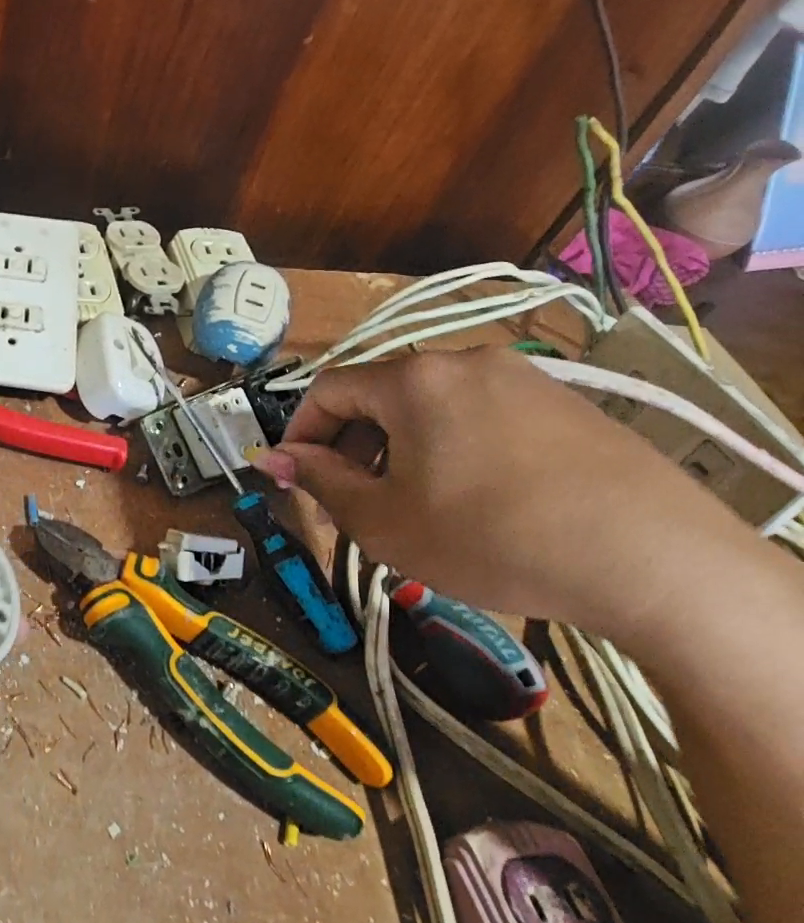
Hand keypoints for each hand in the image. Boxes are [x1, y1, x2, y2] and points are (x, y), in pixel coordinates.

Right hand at [248, 348, 763, 635]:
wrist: (651, 560)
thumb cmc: (489, 536)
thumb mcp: (382, 519)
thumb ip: (318, 480)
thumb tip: (271, 457)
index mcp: (413, 380)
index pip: (327, 390)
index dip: (299, 433)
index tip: (294, 479)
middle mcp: (466, 362)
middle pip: (380, 395)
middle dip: (352, 446)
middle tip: (351, 502)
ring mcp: (525, 379)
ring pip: (431, 407)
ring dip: (401, 449)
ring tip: (413, 506)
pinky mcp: (569, 406)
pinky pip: (482, 416)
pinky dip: (454, 448)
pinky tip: (474, 501)